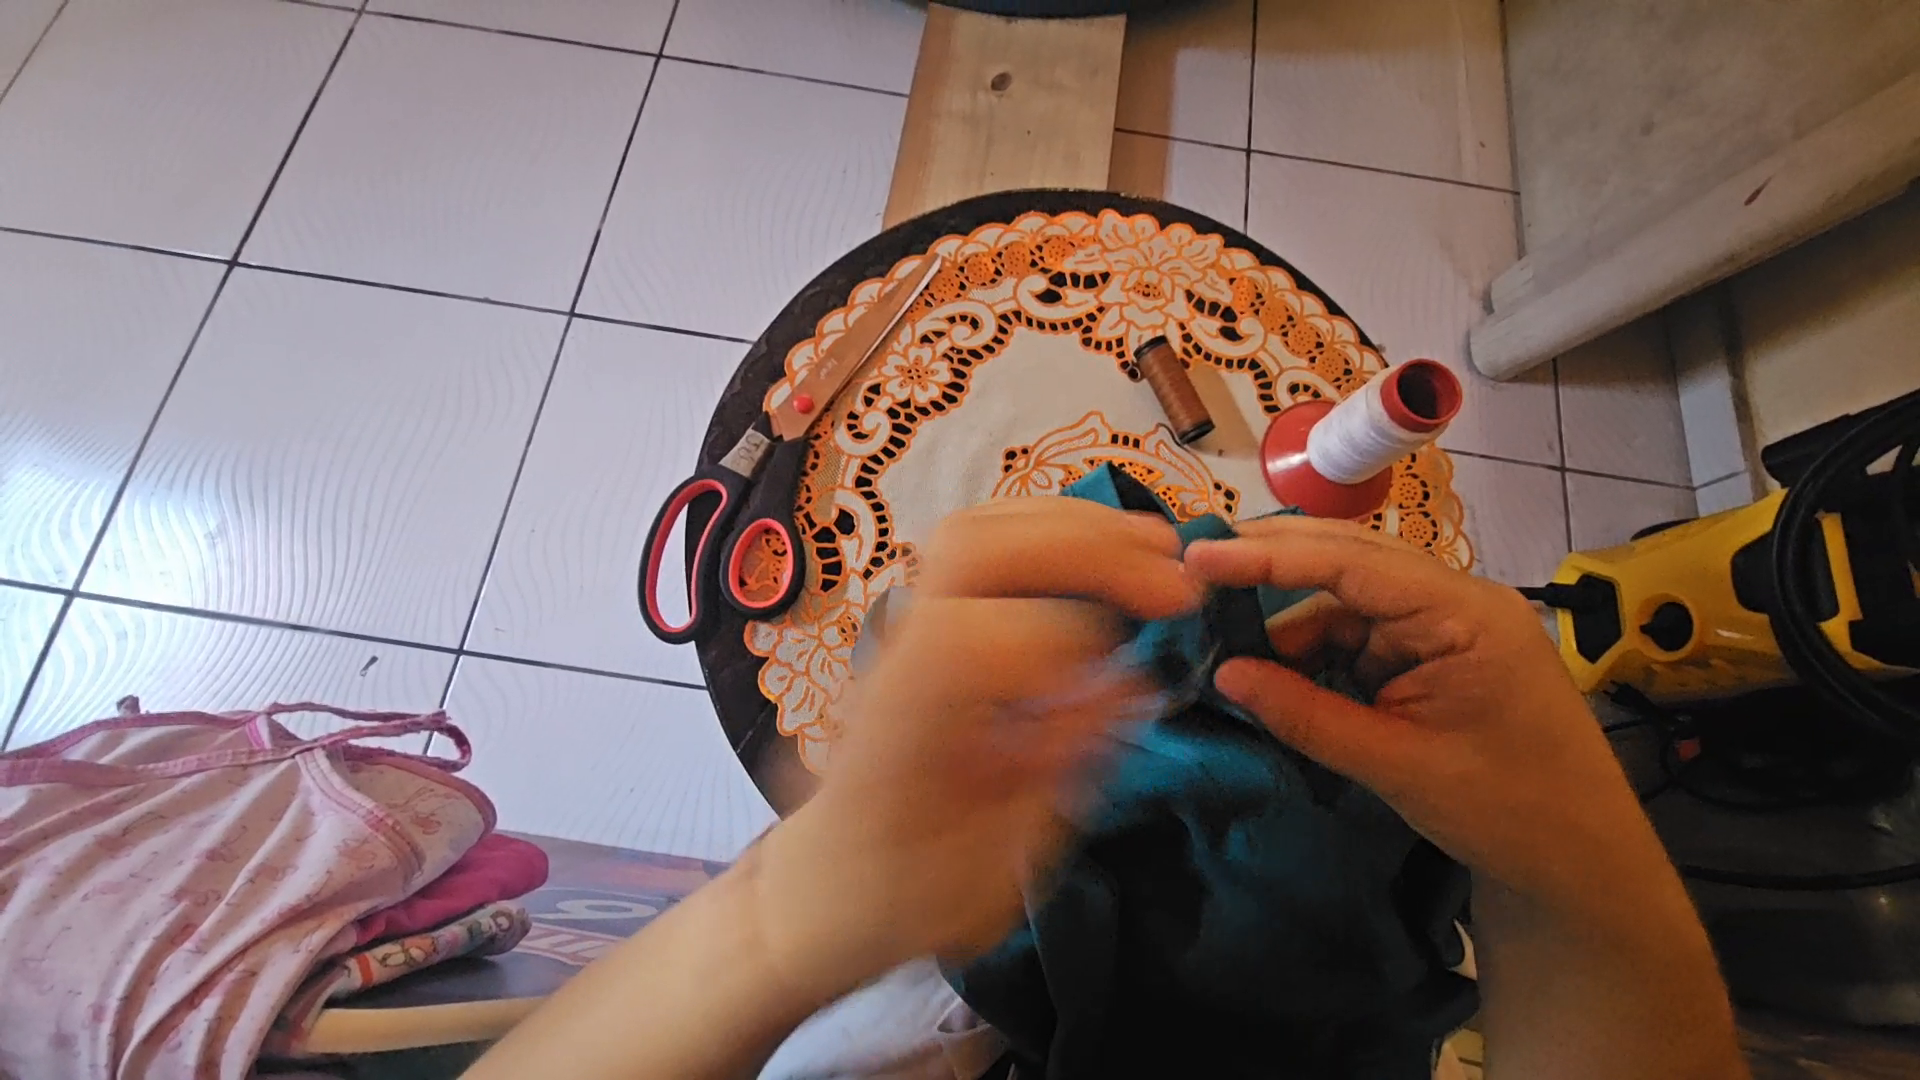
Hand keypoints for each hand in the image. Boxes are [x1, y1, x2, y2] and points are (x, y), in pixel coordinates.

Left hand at [753, 497, 1200, 995]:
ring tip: (1157, 547)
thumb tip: (1131, 683)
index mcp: (903, 725)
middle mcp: (897, 653)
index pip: (970, 637)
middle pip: (976, 549)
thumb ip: (1057, 771)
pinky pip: (984, 541)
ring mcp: (906, 625)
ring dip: (1076, 525)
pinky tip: (1103, 547)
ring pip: (979, 527)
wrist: (833, 875)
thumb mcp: (996, 869)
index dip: (1062, 640)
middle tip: (1176, 576)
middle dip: (1087, 548)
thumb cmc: (910, 890)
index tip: (1132, 669)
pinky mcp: (927, 617)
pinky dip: (1053, 528)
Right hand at [1183, 516, 1670, 914]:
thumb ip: (1305, 714)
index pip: (1350, 562)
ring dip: (1285, 622)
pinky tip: (1274, 671)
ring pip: (1340, 599)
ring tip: (1226, 642)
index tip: (1200, 558)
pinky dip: (1308, 651)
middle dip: (1271, 563)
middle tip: (1196, 567)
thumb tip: (1222, 674)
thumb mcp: (1397, 765)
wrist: (1582, 867)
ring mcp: (1437, 624)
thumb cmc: (1508, 813)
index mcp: (1462, 613)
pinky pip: (1351, 634)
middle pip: (1345, 558)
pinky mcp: (1424, 651)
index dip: (1268, 556)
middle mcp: (1450, 600)